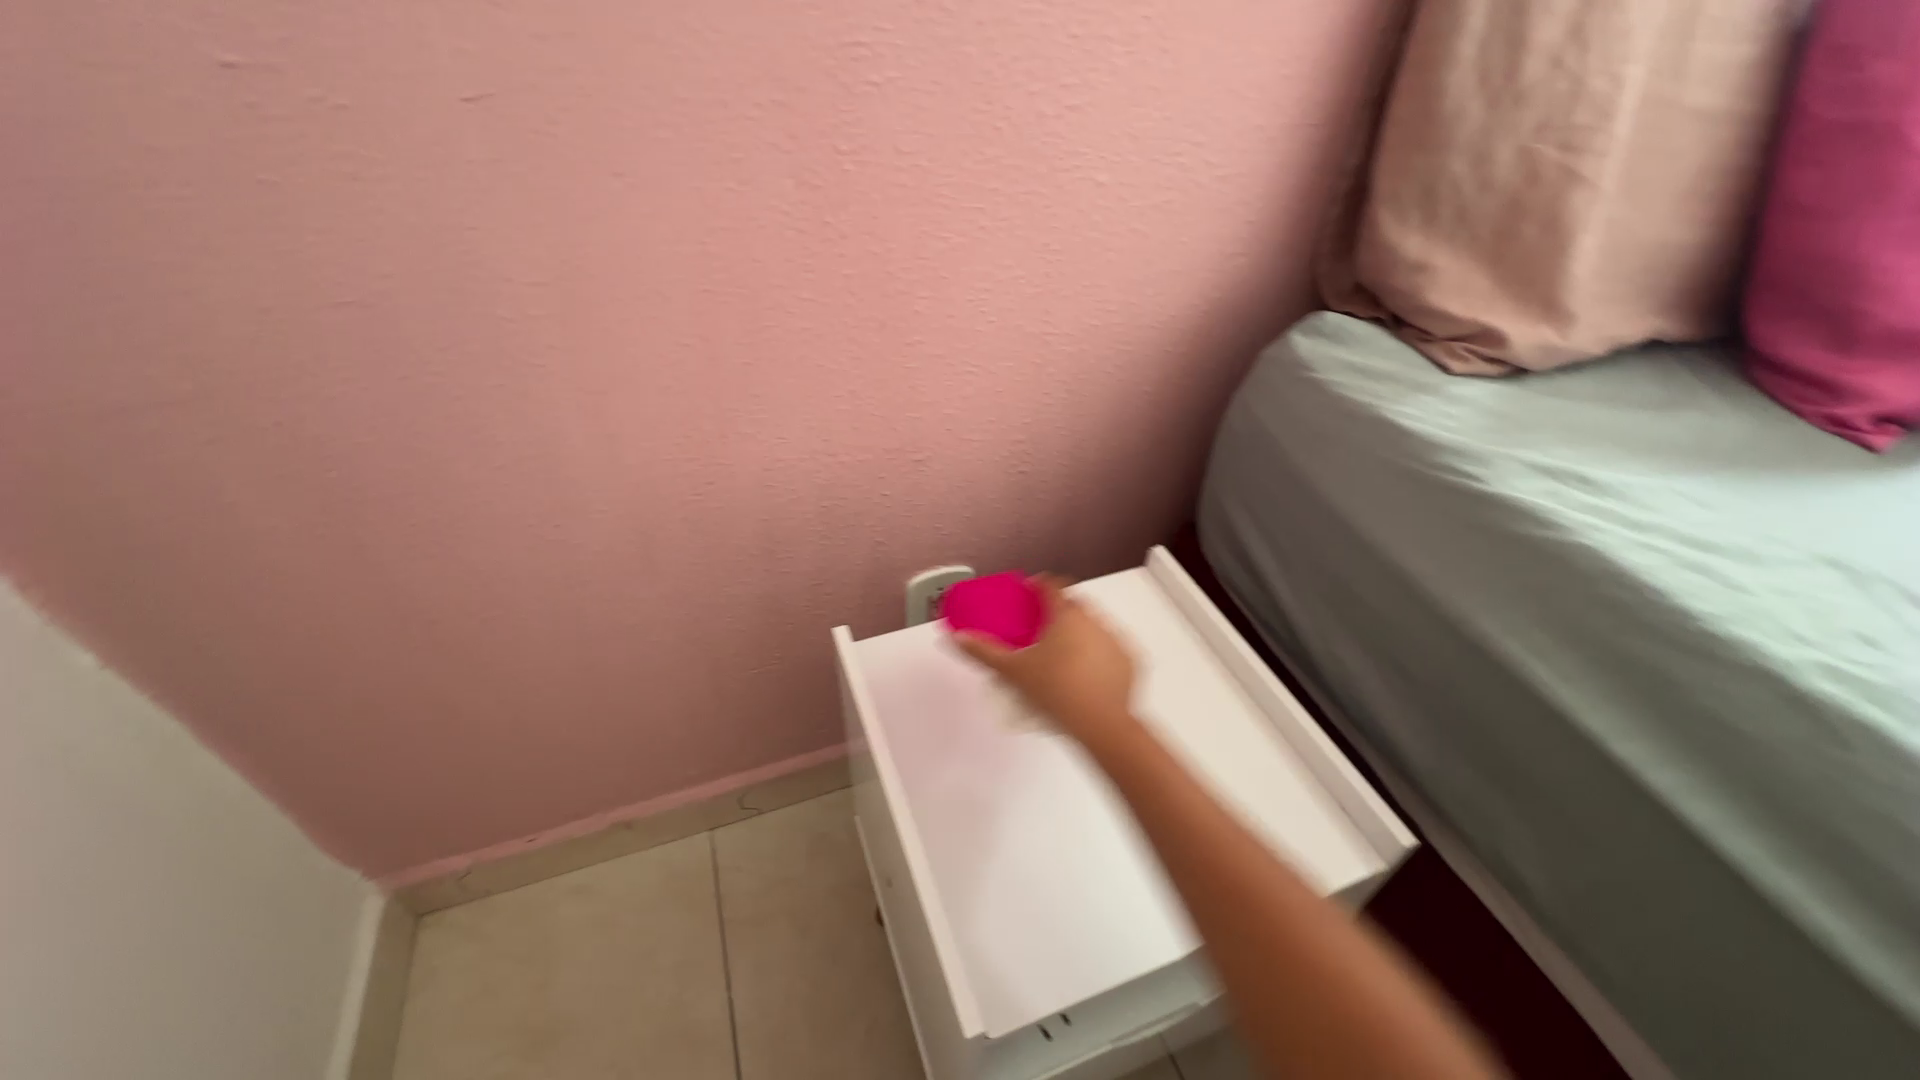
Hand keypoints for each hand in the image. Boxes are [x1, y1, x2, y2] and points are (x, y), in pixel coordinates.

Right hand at [952, 575, 1139, 747]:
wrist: (1102, 725)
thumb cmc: (1054, 692)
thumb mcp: (1013, 672)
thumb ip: (984, 652)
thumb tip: (957, 637)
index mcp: (1066, 615)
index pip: (1052, 585)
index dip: (1038, 585)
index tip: (1028, 594)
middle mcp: (1095, 619)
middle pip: (1075, 604)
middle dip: (1059, 611)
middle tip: (1041, 630)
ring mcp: (1117, 639)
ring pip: (1095, 625)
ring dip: (1080, 633)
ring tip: (1063, 656)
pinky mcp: (1131, 661)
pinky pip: (1111, 649)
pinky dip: (1099, 655)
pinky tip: (1087, 675)